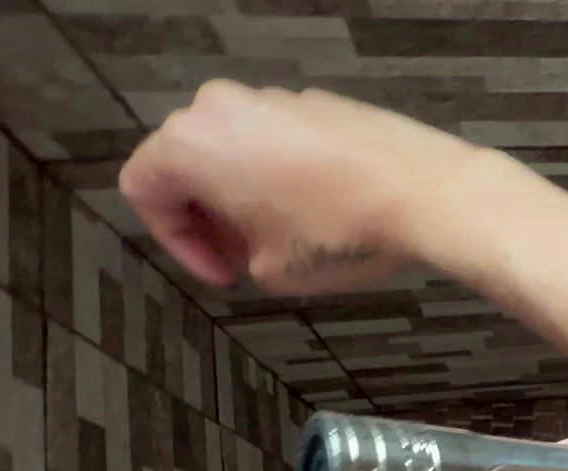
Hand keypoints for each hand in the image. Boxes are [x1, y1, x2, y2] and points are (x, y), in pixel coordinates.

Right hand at [118, 80, 475, 293]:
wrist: (420, 190)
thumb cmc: (339, 233)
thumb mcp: (277, 271)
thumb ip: (242, 257)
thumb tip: (252, 244)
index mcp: (188, 145)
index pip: (147, 192)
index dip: (179, 244)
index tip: (222, 275)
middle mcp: (219, 108)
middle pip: (192, 166)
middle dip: (216, 219)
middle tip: (249, 258)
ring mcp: (272, 99)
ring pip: (241, 152)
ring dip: (253, 197)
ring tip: (293, 239)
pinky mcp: (319, 103)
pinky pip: (287, 143)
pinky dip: (292, 177)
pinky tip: (330, 211)